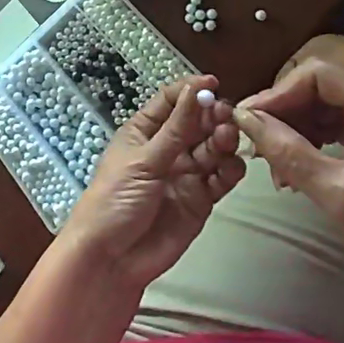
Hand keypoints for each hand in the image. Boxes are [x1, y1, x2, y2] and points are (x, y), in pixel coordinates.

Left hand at [60, 75, 244, 290]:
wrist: (112, 258)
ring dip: (223, 141)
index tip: (213, 84)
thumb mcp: (144, 160)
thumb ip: (176, 129)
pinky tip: (231, 168)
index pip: (170, 102)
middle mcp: (166, 149)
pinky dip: (230, 170)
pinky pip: (221, 178)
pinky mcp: (200, 199)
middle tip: (226, 117)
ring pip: (213, 149)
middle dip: (212, 117)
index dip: (190, 91)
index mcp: (142, 132)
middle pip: (197, 123)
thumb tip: (196, 90)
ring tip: (227, 140)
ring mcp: (184, 174)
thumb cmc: (115, 200)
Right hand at [231, 58, 343, 261]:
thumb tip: (243, 118)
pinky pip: (338, 121)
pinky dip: (313, 138)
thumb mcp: (336, 191)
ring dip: (294, 128)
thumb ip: (287, 151)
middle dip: (284, 114)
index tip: (245, 120)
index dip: (277, 95)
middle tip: (254, 144)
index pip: (318, 76)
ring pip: (325, 104)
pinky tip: (294, 164)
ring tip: (272, 162)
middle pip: (321, 87)